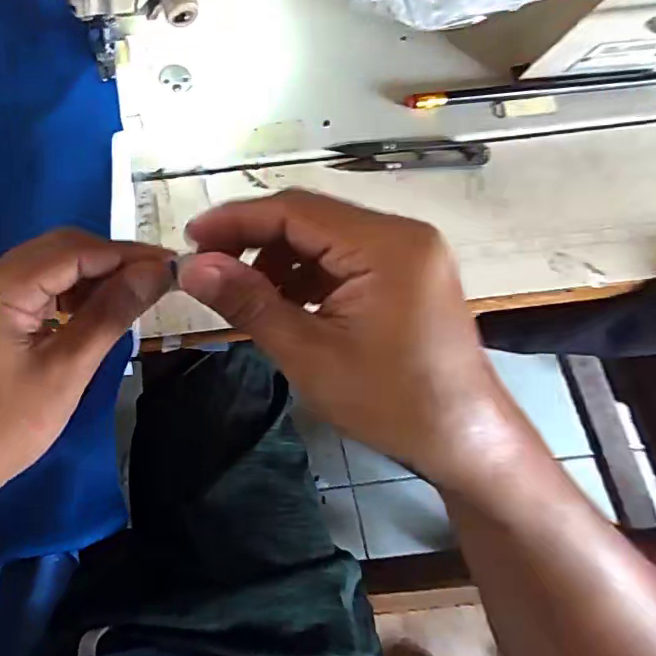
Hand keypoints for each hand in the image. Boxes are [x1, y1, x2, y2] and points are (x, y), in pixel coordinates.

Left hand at [0, 229, 172, 509]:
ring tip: (135, 294)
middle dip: (110, 262)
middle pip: (57, 251)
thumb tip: (157, 272)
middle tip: (158, 278)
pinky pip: (34, 289)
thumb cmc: (6, 427)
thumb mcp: (66, 370)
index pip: (70, 251)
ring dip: (91, 278)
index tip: (170, 263)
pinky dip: (68, 296)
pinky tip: (97, 310)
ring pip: (47, 268)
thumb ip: (111, 313)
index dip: (124, 254)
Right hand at [177, 191, 532, 490]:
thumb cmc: (390, 402)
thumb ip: (248, 301)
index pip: (295, 211)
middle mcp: (400, 235)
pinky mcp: (405, 273)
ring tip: (242, 293)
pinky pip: (341, 258)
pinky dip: (304, 274)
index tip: (190, 240)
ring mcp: (407, 253)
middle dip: (252, 239)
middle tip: (205, 266)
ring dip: (276, 258)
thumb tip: (191, 268)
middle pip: (309, 218)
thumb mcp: (308, 353)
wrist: (466, 444)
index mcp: (385, 246)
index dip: (235, 220)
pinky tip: (282, 303)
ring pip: (322, 237)